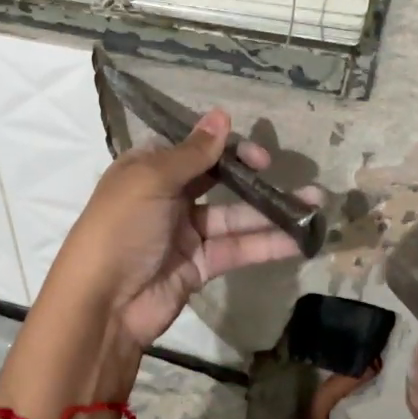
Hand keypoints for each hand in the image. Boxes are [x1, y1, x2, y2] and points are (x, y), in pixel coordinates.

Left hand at [49, 108, 312, 349]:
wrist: (103, 303)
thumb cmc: (121, 228)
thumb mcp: (152, 180)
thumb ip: (193, 152)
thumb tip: (222, 115)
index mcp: (148, 169)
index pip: (193, 148)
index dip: (224, 145)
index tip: (255, 153)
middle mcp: (168, 196)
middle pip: (217, 179)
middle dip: (252, 176)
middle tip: (281, 173)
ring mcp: (185, 232)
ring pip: (234, 216)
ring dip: (271, 210)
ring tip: (314, 203)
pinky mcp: (200, 265)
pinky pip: (238, 248)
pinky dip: (268, 243)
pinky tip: (299, 237)